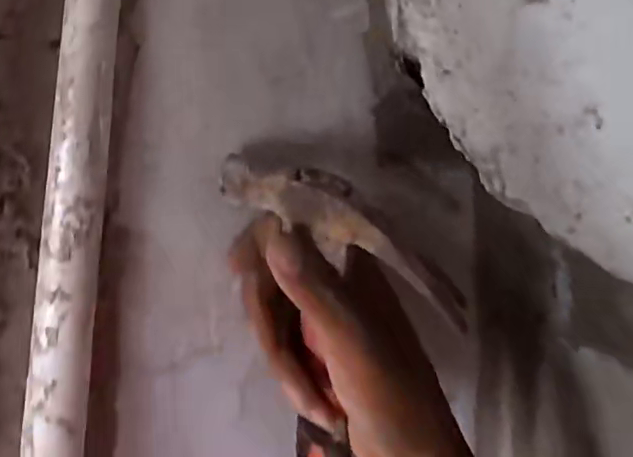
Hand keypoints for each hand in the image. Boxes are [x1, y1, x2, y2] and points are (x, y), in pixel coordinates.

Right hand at [231, 215, 470, 456]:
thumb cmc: (396, 403)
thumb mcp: (353, 344)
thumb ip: (312, 287)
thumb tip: (275, 230)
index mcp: (351, 267)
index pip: (294, 225)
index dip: (263, 240)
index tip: (237, 268)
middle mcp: (336, 283)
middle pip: (273, 271)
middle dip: (268, 320)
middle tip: (278, 360)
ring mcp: (326, 317)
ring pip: (273, 311)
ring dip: (281, 358)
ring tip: (310, 401)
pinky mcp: (318, 350)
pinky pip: (281, 344)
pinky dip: (290, 376)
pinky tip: (316, 407)